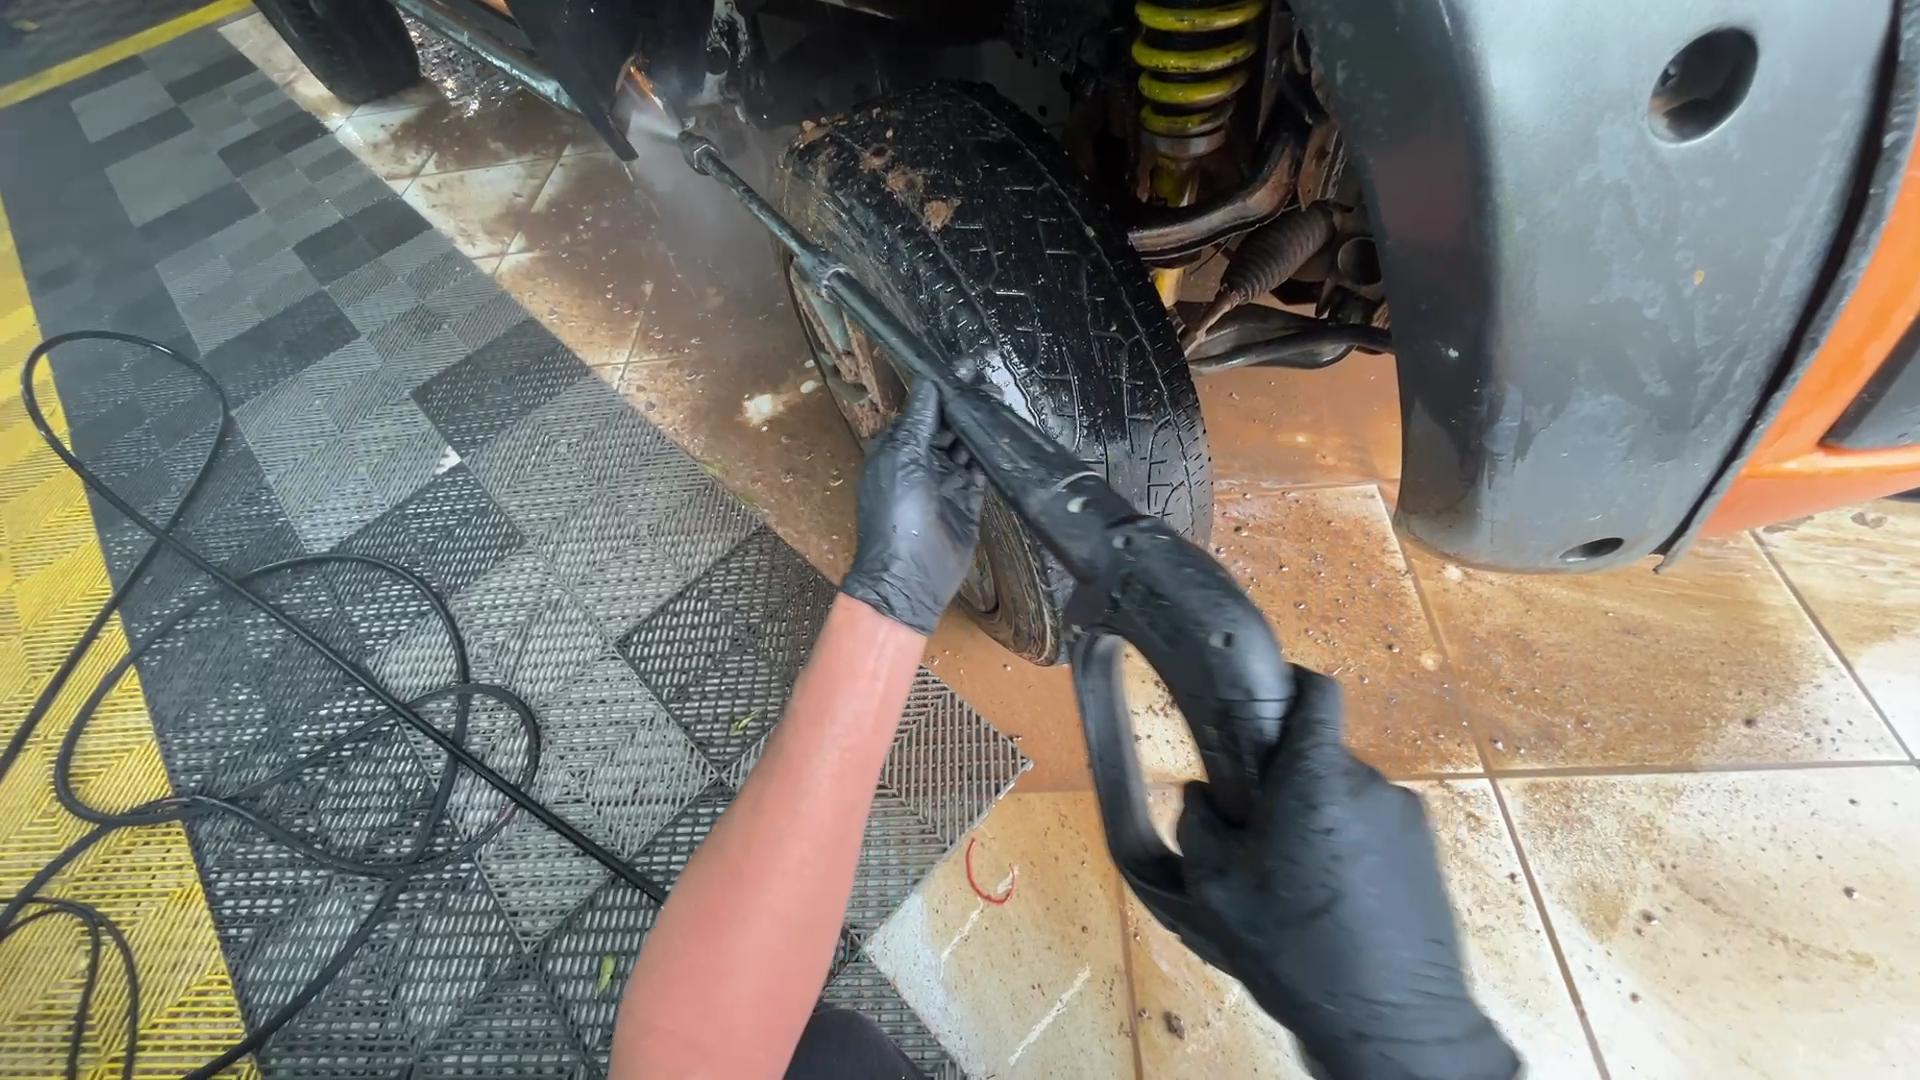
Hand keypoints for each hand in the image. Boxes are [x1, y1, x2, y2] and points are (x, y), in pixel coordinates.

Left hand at [840, 380, 986, 634]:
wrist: (909, 573)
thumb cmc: (896, 512)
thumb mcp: (902, 457)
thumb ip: (918, 420)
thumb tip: (929, 383)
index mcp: (898, 449)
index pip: (923, 410)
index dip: (943, 390)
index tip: (969, 370)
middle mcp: (921, 462)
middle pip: (947, 425)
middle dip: (966, 406)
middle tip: (993, 385)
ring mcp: (946, 482)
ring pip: (966, 446)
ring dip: (980, 428)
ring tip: (1003, 402)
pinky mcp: (967, 501)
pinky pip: (980, 471)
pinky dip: (991, 455)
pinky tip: (1005, 437)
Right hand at [1178, 668, 1519, 1079]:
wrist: (1394, 1030)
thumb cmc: (1293, 950)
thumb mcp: (1216, 889)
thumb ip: (1199, 824)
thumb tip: (1202, 793)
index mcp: (1316, 780)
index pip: (1316, 691)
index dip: (1288, 685)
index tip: (1259, 709)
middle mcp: (1369, 785)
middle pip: (1319, 750)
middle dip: (1288, 774)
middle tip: (1261, 824)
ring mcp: (1409, 819)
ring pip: (1345, 789)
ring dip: (1318, 810)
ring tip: (1299, 872)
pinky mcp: (1430, 854)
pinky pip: (1374, 822)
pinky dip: (1350, 839)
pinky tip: (1337, 895)